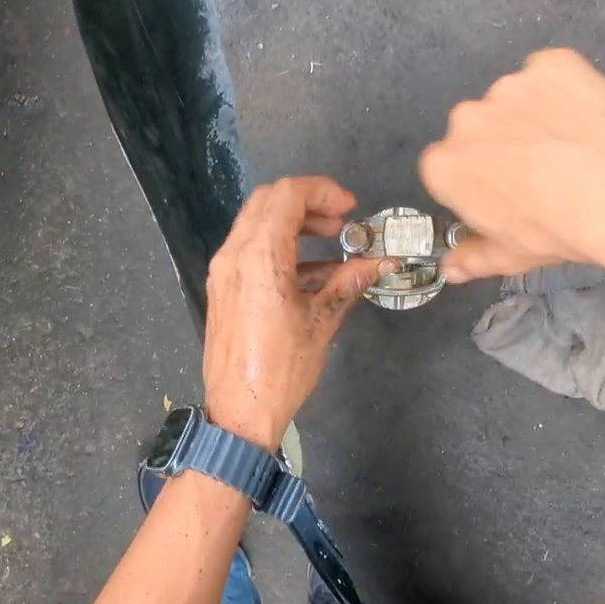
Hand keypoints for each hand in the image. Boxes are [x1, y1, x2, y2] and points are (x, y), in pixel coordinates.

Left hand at [203, 177, 391, 451]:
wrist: (239, 412)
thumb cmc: (282, 368)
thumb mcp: (322, 322)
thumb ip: (349, 283)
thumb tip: (381, 262)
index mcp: (259, 257)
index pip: (288, 195)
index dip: (323, 191)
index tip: (351, 209)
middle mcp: (234, 255)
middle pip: (268, 201)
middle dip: (308, 202)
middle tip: (341, 222)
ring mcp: (224, 271)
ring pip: (257, 223)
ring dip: (294, 223)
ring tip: (332, 243)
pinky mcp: (223, 288)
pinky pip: (250, 250)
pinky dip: (280, 247)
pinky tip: (313, 272)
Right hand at [420, 49, 604, 284]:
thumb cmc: (554, 230)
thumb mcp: (509, 256)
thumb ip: (473, 258)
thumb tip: (450, 271)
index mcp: (444, 166)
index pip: (449, 170)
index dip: (476, 182)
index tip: (503, 195)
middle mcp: (465, 119)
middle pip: (477, 130)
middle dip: (500, 145)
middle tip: (539, 171)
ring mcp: (507, 87)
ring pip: (514, 101)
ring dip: (532, 117)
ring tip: (570, 146)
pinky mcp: (550, 63)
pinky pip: (550, 74)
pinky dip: (564, 91)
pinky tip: (586, 119)